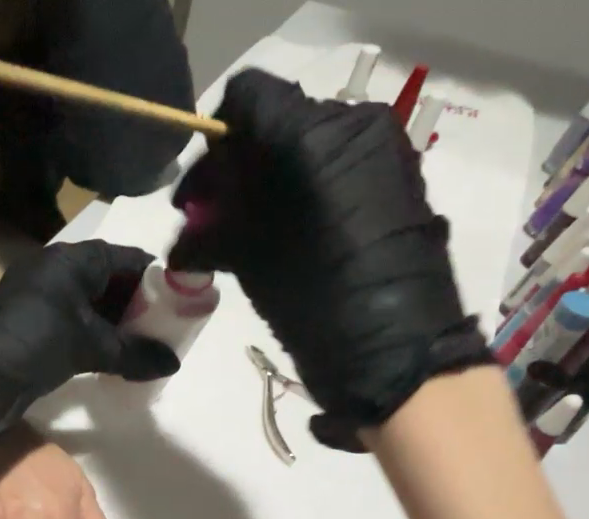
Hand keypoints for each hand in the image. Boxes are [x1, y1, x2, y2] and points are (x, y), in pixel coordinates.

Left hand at [0, 240, 179, 457]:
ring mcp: (38, 293)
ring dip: (114, 322)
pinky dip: (91, 334)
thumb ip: (134, 354)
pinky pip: (71, 319)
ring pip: (89, 301)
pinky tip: (110, 356)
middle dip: (136, 305)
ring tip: (141, 346)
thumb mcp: (91, 347)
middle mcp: (55, 267)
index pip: (128, 259)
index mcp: (72, 259)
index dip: (156, 280)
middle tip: (162, 330)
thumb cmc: (37, 345)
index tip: (180, 303)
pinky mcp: (28, 319)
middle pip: (109, 279)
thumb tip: (171, 363)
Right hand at [168, 70, 487, 449]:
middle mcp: (351, 126)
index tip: (202, 190)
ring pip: (308, 149)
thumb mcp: (249, 260)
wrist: (395, 350)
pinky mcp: (399, 179)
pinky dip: (307, 195)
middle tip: (215, 219)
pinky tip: (290, 237)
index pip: (247, 98)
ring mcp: (383, 151)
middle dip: (241, 168)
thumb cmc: (314, 302)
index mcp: (310, 136)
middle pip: (278, 124)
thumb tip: (188, 225)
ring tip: (251, 236)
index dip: (216, 139)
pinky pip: (338, 170)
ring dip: (273, 185)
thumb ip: (212, 227)